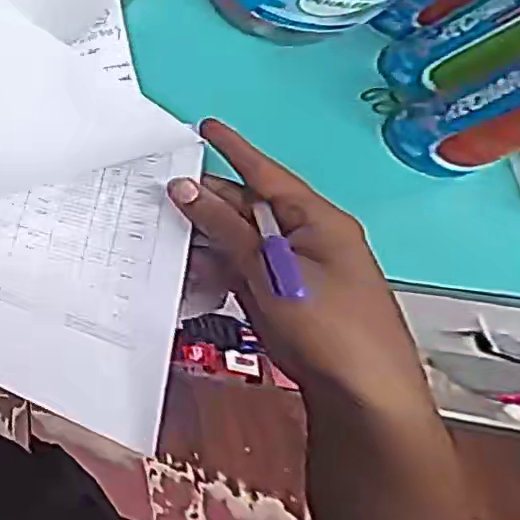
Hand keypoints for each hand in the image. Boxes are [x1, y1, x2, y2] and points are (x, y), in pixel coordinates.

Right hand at [167, 119, 428, 410]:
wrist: (361, 393)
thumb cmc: (327, 325)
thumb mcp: (269, 269)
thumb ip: (224, 227)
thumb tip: (184, 188)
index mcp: (316, 221)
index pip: (266, 174)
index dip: (234, 149)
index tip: (206, 127)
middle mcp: (304, 237)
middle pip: (245, 205)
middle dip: (204, 197)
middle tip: (158, 187)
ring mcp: (290, 265)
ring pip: (236, 236)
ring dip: (202, 232)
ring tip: (160, 224)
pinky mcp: (278, 291)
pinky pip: (236, 264)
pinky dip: (210, 261)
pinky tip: (186, 263)